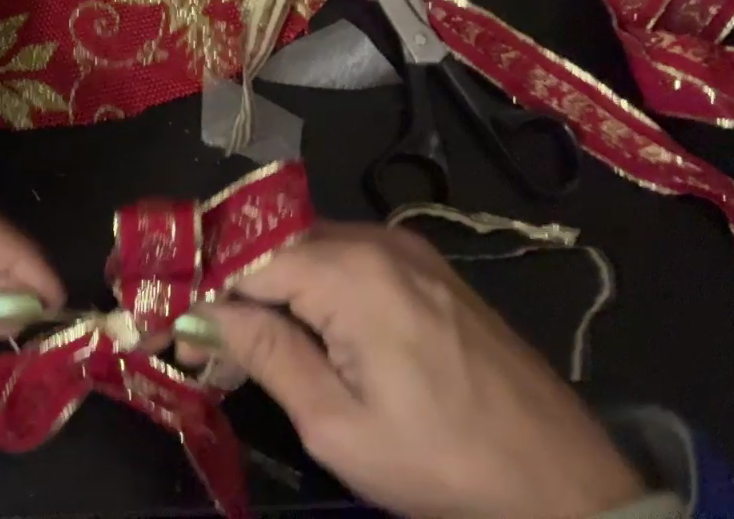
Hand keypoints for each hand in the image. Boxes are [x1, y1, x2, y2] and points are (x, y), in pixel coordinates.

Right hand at [197, 223, 642, 518]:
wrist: (579, 496)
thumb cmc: (448, 466)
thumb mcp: (338, 425)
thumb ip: (261, 354)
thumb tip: (195, 312)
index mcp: (350, 273)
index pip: (236, 259)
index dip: (190, 288)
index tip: (154, 320)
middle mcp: (371, 241)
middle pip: (262, 244)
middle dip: (216, 283)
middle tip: (186, 332)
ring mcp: (401, 249)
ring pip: (294, 247)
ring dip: (254, 284)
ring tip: (228, 336)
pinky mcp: (421, 268)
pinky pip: (335, 257)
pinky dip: (296, 283)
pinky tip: (287, 324)